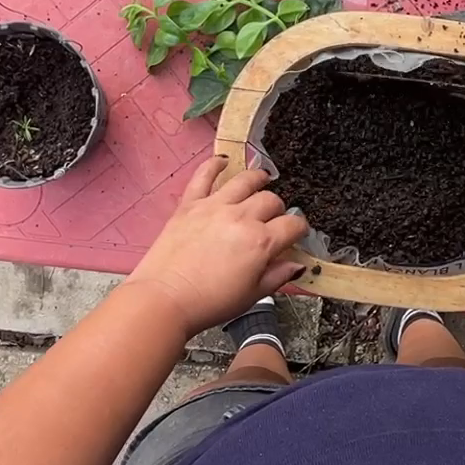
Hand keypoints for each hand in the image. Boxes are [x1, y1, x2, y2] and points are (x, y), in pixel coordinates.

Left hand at [126, 156, 309, 337]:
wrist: (164, 299)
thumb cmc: (208, 302)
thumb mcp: (252, 296)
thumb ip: (278, 276)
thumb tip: (298, 265)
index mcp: (260, 242)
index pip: (292, 225)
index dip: (299, 229)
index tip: (297, 233)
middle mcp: (241, 217)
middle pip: (270, 200)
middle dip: (278, 209)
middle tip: (274, 219)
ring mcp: (214, 207)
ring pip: (245, 181)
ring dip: (258, 178)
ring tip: (263, 178)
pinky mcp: (190, 205)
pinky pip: (204, 175)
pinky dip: (214, 165)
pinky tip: (223, 161)